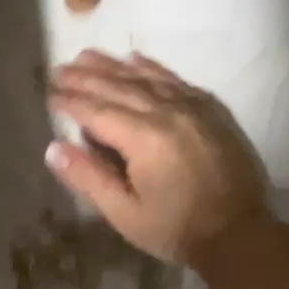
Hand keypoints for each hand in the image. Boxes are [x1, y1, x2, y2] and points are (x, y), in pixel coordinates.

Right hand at [44, 50, 268, 263]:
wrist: (239, 234)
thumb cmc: (176, 230)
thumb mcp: (125, 213)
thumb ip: (89, 178)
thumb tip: (53, 149)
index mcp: (144, 138)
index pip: (97, 112)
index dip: (71, 102)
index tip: (49, 94)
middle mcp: (167, 113)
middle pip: (119, 88)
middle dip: (86, 77)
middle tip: (59, 68)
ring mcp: (193, 108)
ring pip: (146, 78)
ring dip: (113, 66)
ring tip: (87, 55)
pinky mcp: (211, 111)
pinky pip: (176, 80)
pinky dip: (152, 68)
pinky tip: (136, 59)